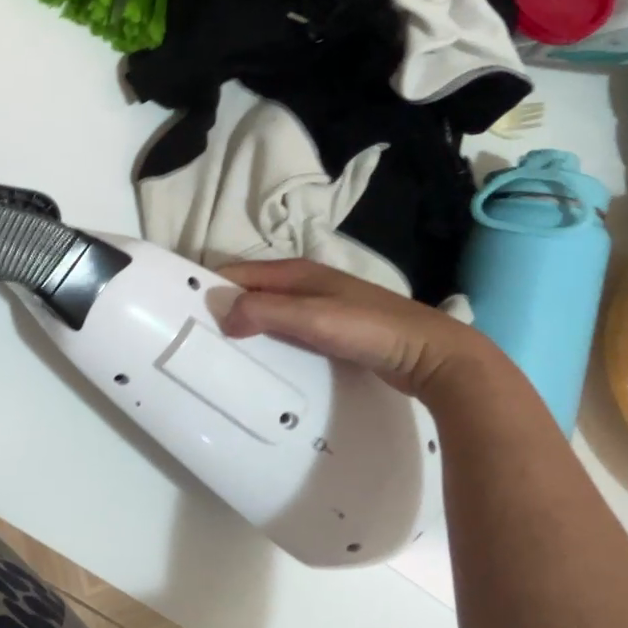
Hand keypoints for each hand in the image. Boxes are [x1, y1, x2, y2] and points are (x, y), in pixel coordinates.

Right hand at [216, 258, 499, 399]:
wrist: (438, 357)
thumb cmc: (371, 330)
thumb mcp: (311, 318)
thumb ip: (262, 311)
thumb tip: (222, 315)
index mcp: (294, 271)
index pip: (235, 272)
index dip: (211, 288)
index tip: (189, 314)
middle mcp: (304, 282)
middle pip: (249, 290)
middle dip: (226, 307)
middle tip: (204, 336)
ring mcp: (321, 305)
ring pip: (268, 309)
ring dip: (248, 324)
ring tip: (228, 349)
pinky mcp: (334, 329)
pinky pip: (287, 327)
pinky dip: (271, 337)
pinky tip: (268, 357)